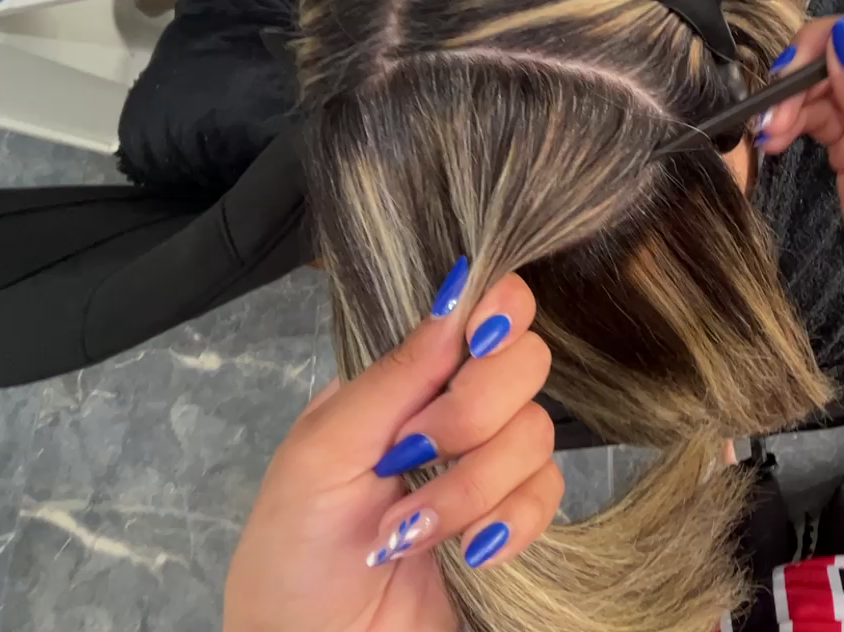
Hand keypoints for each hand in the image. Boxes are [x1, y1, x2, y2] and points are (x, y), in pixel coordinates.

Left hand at [224, 269, 560, 631]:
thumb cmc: (294, 553)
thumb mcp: (322, 454)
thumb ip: (396, 375)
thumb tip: (460, 289)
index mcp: (414, 376)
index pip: (487, 310)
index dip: (502, 310)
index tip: (482, 341)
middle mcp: (463, 405)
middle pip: (526, 361)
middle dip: (474, 411)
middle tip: (413, 452)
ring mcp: (493, 460)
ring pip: (538, 430)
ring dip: (473, 485)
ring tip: (410, 531)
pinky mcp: (517, 514)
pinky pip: (549, 492)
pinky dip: (509, 522)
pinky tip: (468, 553)